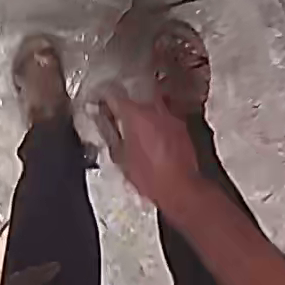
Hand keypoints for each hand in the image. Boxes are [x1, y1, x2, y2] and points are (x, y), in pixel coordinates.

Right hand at [96, 85, 208, 214]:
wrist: (180, 187)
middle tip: (121, 115)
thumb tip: (108, 130)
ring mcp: (170, 117)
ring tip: (139, 124)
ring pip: (154, 105)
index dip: (107, 102)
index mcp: (136, 116)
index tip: (102, 106)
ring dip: (145, 112)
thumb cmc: (149, 176)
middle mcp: (154, 110)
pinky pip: (166, 117)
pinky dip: (159, 122)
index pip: (116, 99)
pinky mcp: (182, 127)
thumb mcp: (122, 159)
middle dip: (128, 105)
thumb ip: (113, 139)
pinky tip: (156, 135)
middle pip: (137, 98)